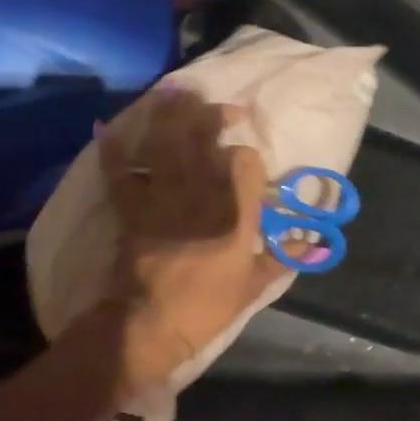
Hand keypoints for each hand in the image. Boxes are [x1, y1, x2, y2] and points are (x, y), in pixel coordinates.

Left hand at [90, 92, 287, 390]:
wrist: (147, 327)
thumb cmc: (206, 308)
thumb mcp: (253, 286)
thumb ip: (281, 259)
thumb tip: (311, 244)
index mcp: (233, 216)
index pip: (244, 164)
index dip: (247, 155)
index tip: (249, 160)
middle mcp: (199, 198)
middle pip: (204, 143)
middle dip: (211, 117)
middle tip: (220, 107)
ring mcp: (161, 200)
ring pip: (165, 148)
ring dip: (168, 117)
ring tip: (175, 92)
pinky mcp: (130, 210)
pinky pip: (119, 174)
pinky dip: (112, 151)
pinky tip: (108, 127)